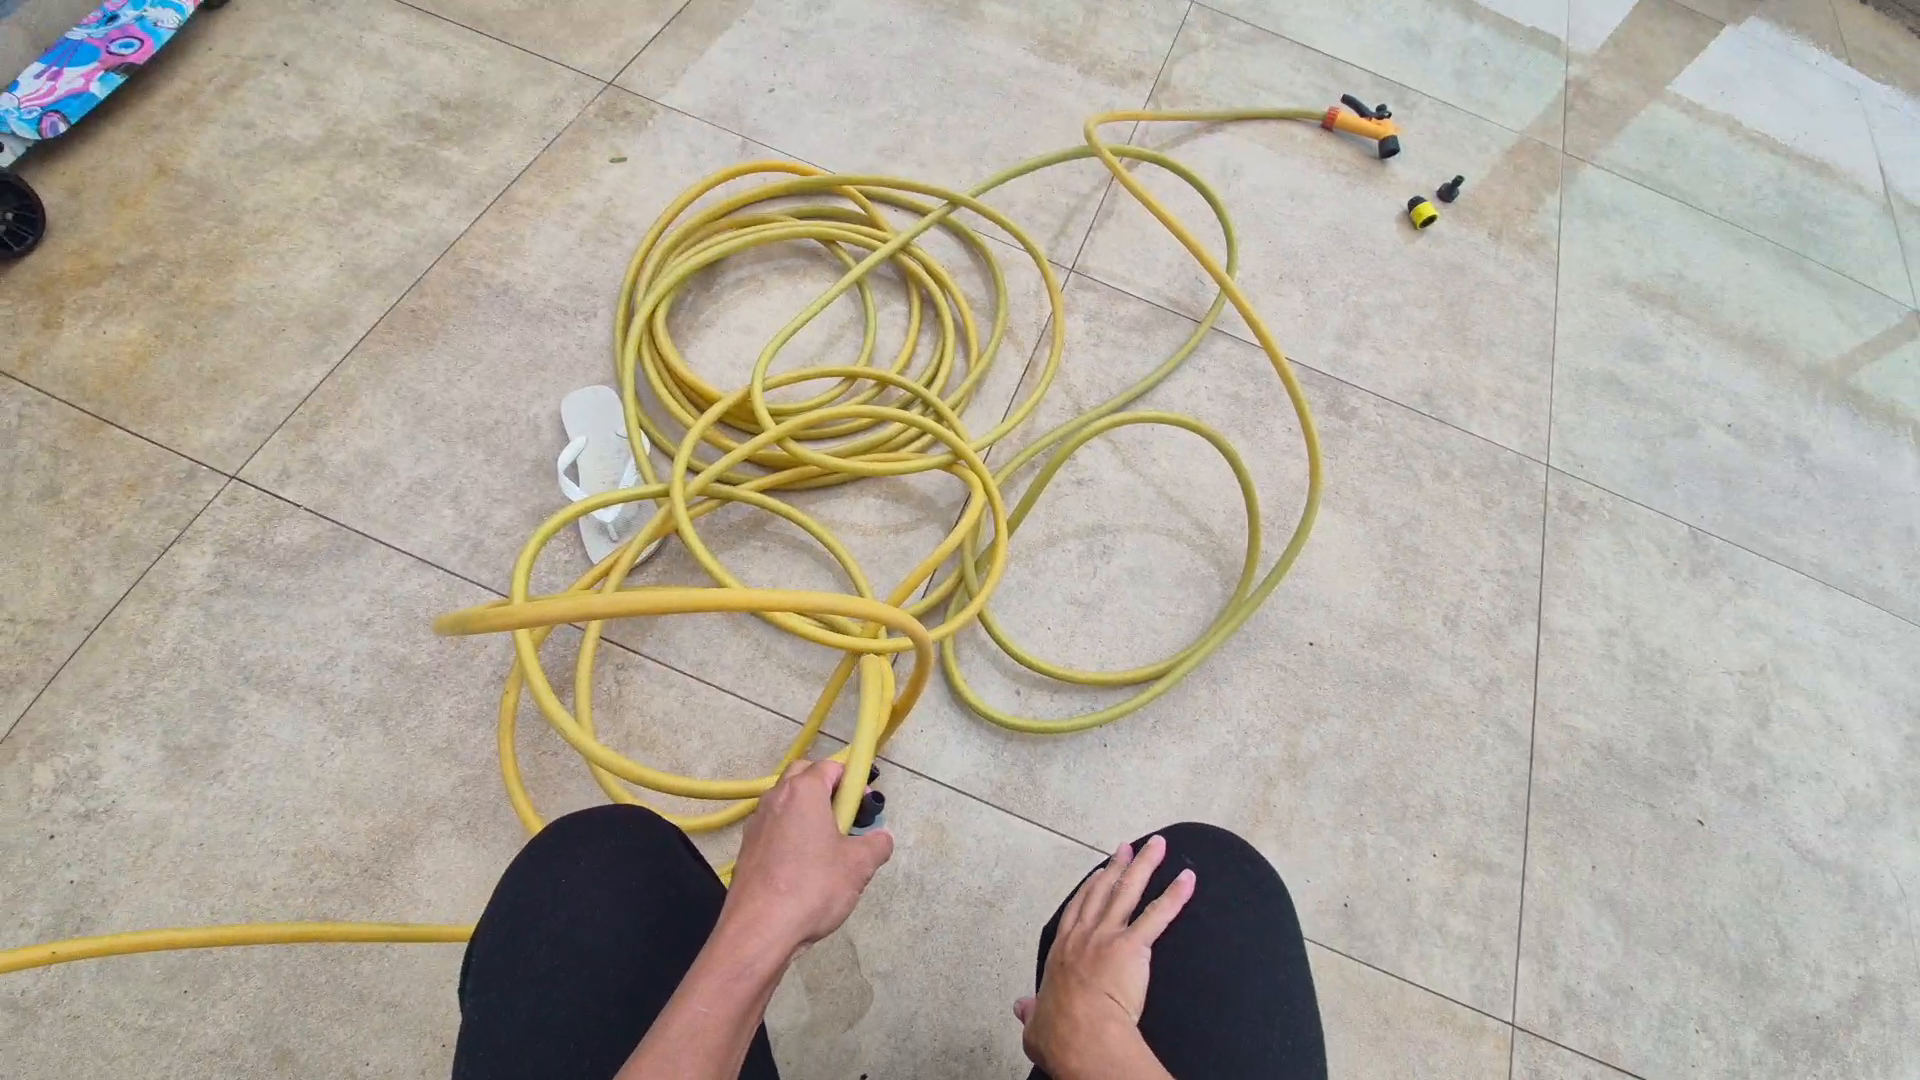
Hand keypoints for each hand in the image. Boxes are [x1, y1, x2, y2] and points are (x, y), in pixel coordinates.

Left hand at [721, 759, 893, 960]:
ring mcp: (756, 823)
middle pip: (804, 776)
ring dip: (807, 813)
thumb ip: (877, 844)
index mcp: (803, 791)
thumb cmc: (813, 887)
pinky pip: (774, 828)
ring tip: (826, 848)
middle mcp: (775, 798)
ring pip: (786, 803)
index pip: (831, 766)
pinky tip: (802, 869)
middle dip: (827, 789)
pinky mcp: (746, 849)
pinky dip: (790, 836)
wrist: (758, 931)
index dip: (852, 781)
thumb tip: (882, 839)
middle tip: (844, 820)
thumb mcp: (859, 866)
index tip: (864, 806)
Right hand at [1015, 835, 1193, 1077]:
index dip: (1088, 889)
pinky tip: (1187, 880)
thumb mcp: (1036, 1024)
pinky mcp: (1133, 946)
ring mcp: (1108, 936)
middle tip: (1126, 848)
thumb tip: (1021, 1008)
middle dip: (1117, 866)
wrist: (1082, 1035)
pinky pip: (1158, 916)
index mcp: (1063, 950)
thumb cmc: (1059, 1033)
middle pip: (1103, 890)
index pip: (1077, 910)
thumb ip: (1031, 1012)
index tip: (1098, 873)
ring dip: (1145, 865)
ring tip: (1158, 845)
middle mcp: (1084, 935)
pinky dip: (1175, 896)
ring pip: (1128, 891)